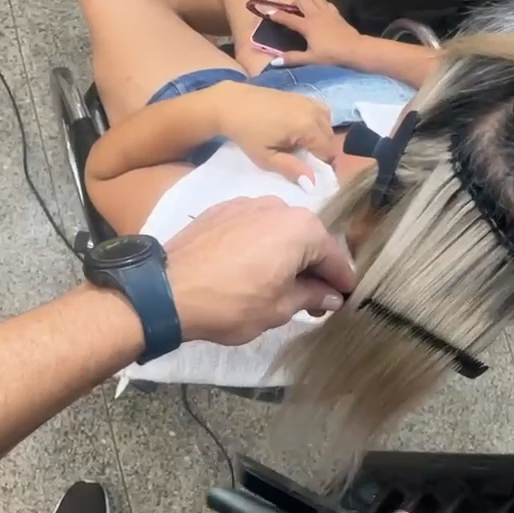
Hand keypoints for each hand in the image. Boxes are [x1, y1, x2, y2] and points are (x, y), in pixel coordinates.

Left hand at [163, 196, 356, 344]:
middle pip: (309, 239)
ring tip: (281, 284)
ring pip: (281, 231)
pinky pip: (254, 227)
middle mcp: (279, 206)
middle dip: (315, 268)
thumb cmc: (231, 303)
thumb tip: (331, 296)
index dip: (342, 281)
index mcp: (302, 228)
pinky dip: (261, 245)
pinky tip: (253, 268)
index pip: (334, 256)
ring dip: (287, 254)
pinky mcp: (222, 210)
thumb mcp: (279, 308)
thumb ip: (311, 296)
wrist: (167, 290)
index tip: (346, 298)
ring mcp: (248, 204)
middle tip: (314, 299)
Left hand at [213, 83, 336, 184]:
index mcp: (307, 126)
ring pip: (327, 122)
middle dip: (320, 149)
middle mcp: (313, 111)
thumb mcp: (267, 157)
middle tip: (300, 156)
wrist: (231, 104)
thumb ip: (291, 169)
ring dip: (319, 134)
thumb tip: (313, 183)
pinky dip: (316, 121)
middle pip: (329, 136)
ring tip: (299, 142)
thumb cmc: (247, 133)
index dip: (322, 163)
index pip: (328, 150)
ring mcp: (308, 100)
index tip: (308, 168)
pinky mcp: (301, 95)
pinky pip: (320, 110)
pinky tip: (298, 127)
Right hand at [262, 0, 361, 68]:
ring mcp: (327, 11)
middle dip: (294, 4)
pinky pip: (325, 3)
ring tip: (305, 11)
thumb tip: (274, 62)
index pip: (288, 18)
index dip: (276, 14)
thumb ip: (292, 58)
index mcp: (307, 25)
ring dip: (306, 1)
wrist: (354, 49)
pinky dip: (319, 5)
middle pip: (301, 0)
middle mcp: (315, 14)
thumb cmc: (331, 55)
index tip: (267, 11)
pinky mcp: (336, 13)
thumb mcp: (311, 59)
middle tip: (292, 13)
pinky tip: (320, 14)